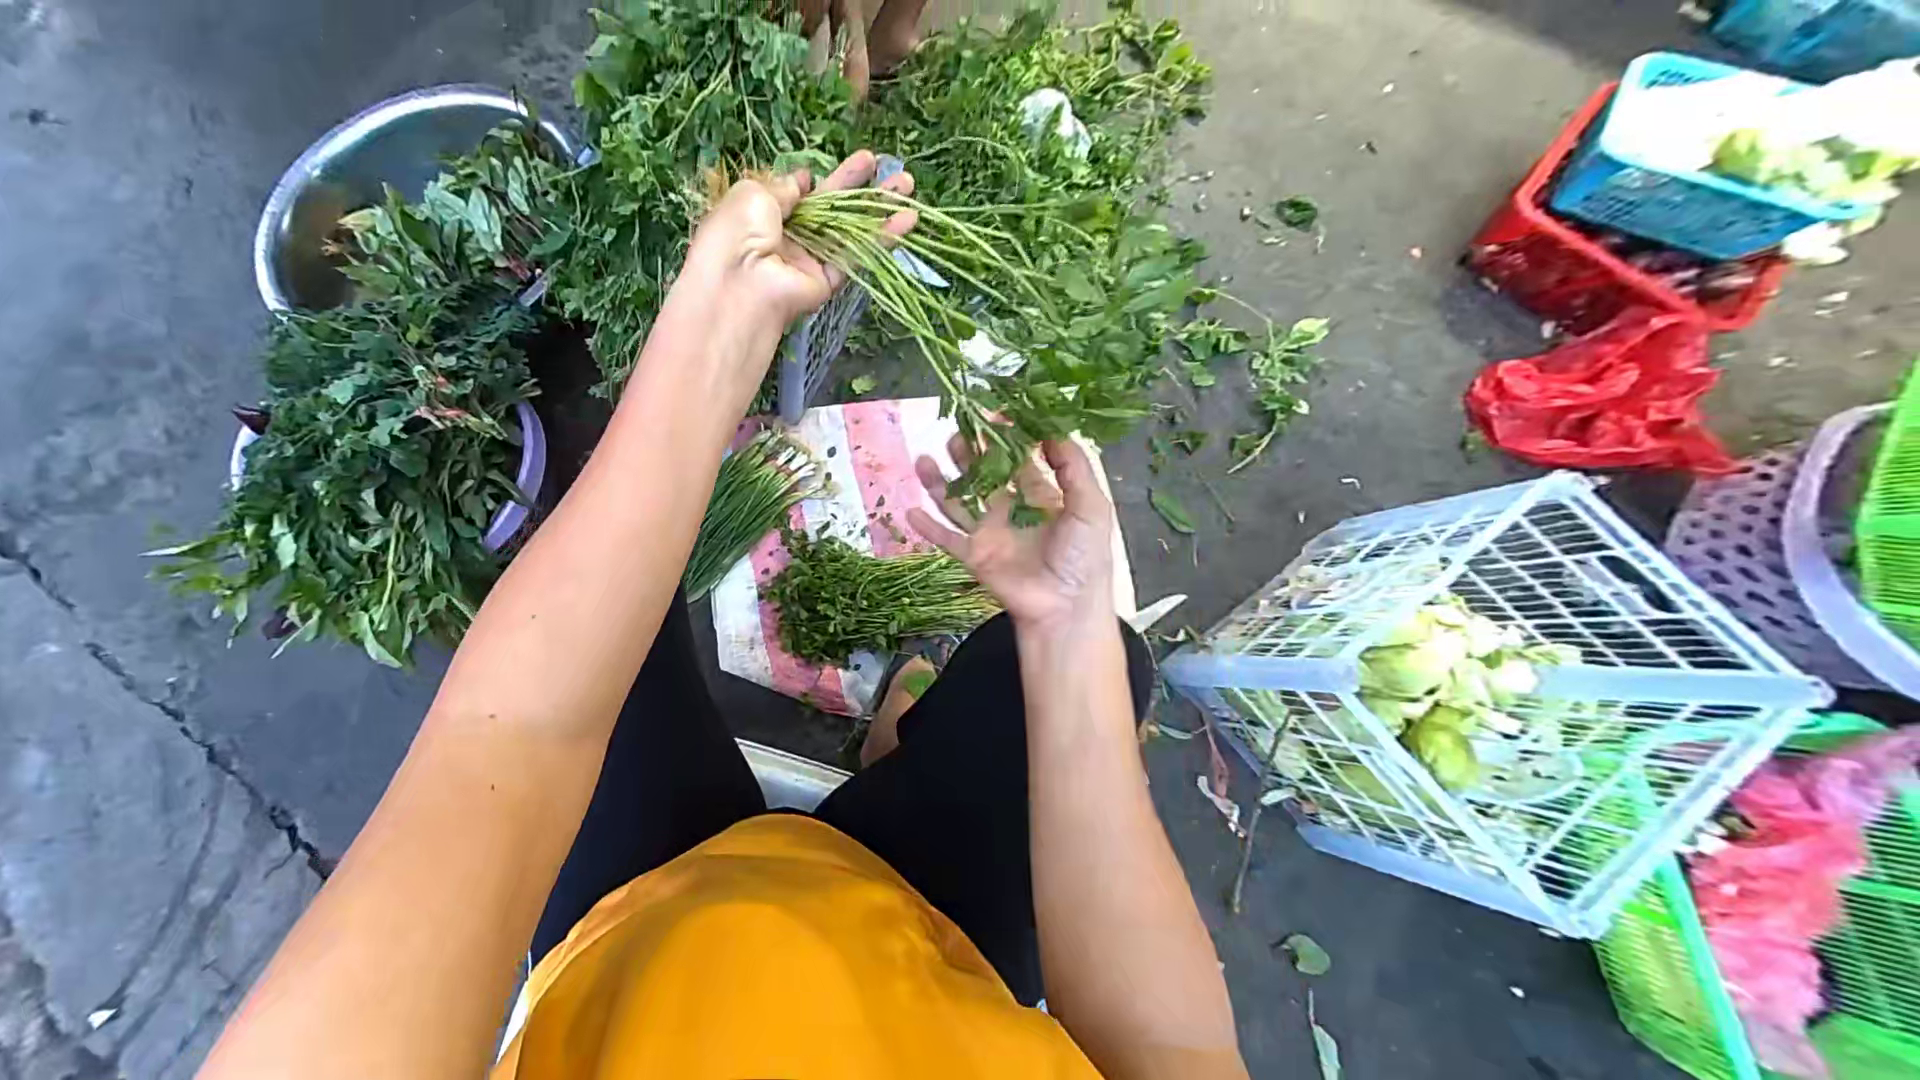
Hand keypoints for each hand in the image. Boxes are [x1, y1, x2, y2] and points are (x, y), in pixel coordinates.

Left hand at [683, 149, 915, 333]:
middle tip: (884, 163)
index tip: (820, 172)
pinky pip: (858, 255)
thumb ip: (784, 186)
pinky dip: (884, 238)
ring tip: (907, 183)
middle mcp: (790, 238)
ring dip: (880, 207)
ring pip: (851, 229)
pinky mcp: (829, 282)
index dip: (812, 182)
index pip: (797, 197)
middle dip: (856, 184)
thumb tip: (804, 180)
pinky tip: (908, 219)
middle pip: (830, 208)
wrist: (741, 285)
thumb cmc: (736, 233)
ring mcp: (811, 261)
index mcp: (764, 216)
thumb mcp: (754, 194)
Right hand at [909, 436, 1116, 638]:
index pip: (1017, 460)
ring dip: (939, 482)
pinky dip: (928, 527)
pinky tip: (911, 511)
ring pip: (957, 502)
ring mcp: (989, 533)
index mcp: (1038, 496)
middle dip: (967, 454)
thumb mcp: (1090, 504)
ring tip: (924, 460)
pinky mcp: (974, 555)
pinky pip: (946, 539)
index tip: (991, 414)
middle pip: (981, 475)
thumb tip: (1051, 429)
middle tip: (955, 432)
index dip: (1004, 438)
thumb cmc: (1084, 556)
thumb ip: (1072, 466)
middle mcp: (1009, 510)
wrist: (1066, 606)